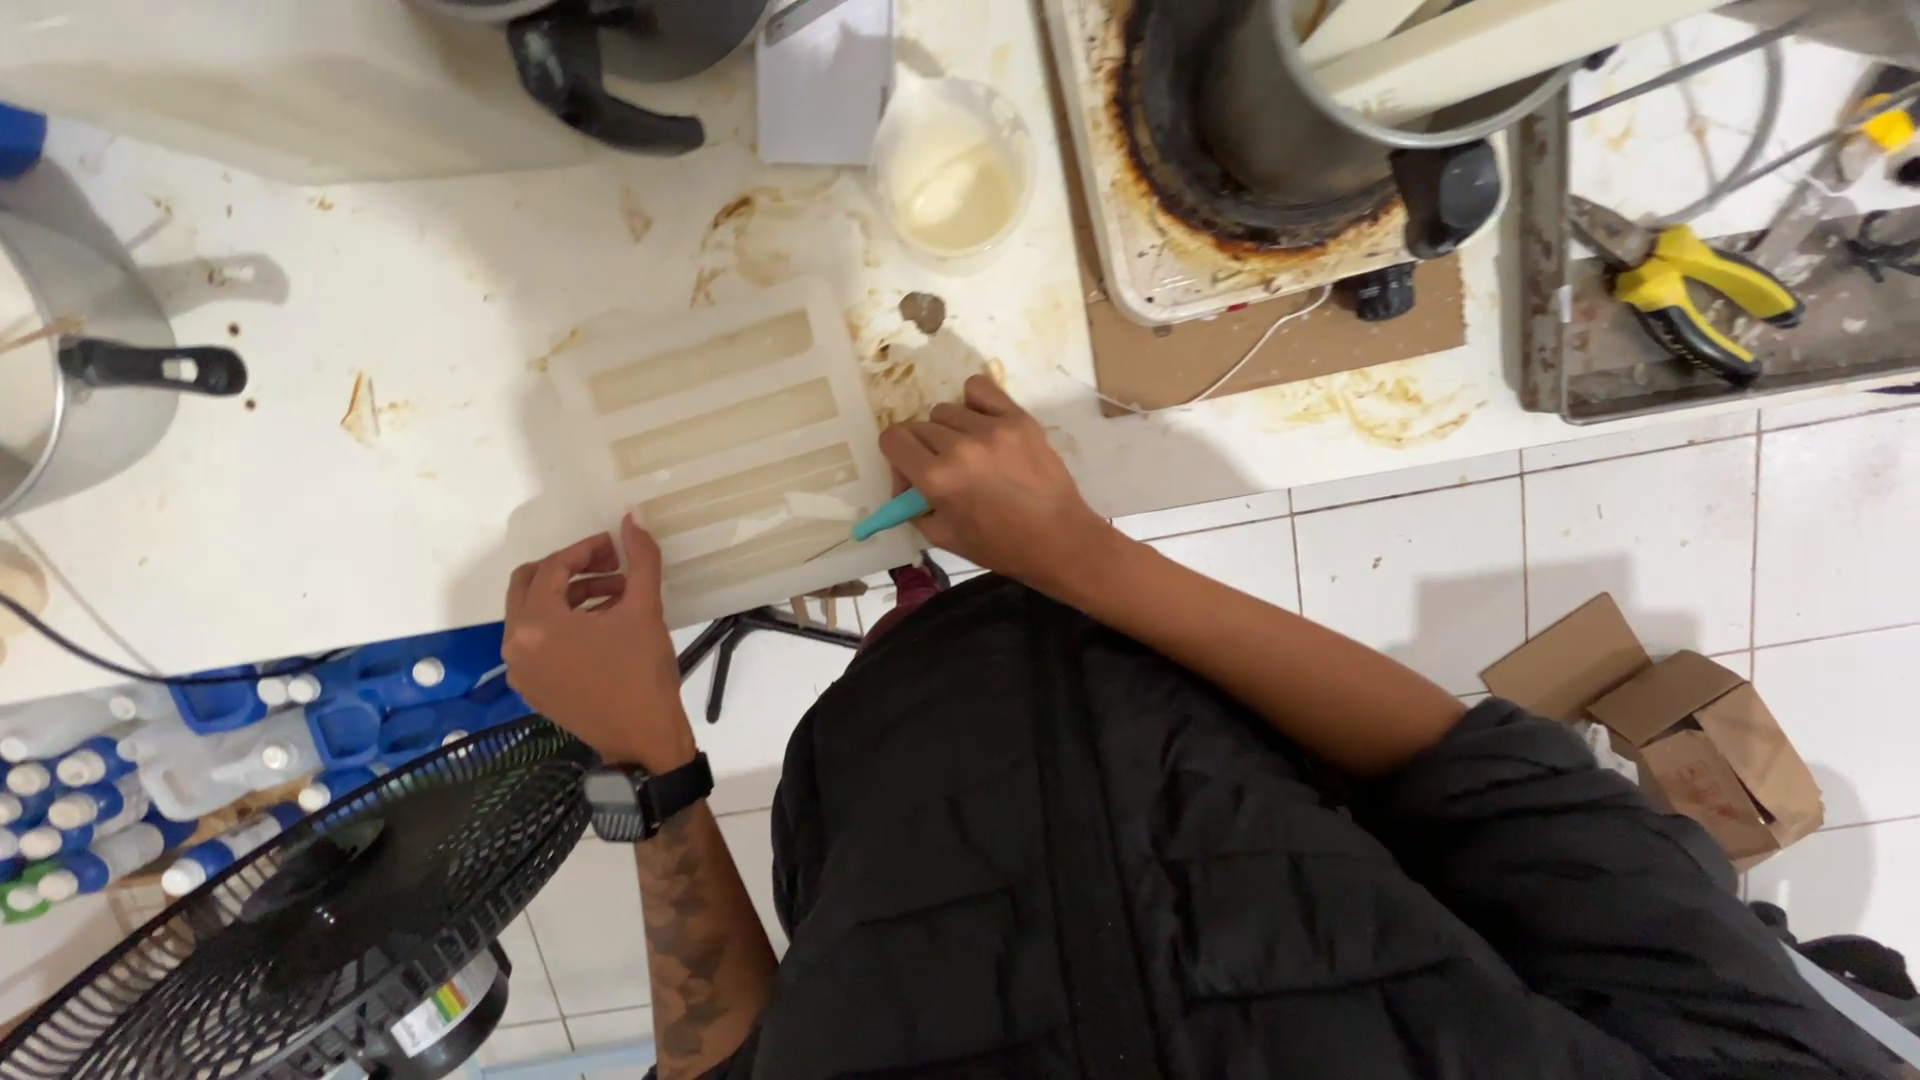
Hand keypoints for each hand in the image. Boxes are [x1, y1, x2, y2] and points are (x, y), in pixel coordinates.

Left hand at [503, 516, 695, 771]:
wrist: (642, 736)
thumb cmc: (642, 671)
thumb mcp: (646, 610)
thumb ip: (640, 559)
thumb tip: (633, 516)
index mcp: (537, 623)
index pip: (553, 568)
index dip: (586, 551)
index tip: (618, 549)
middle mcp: (515, 643)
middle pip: (530, 585)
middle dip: (571, 570)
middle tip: (611, 567)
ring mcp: (520, 668)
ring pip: (534, 614)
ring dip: (571, 597)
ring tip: (617, 597)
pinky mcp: (532, 687)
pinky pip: (538, 641)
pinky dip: (564, 625)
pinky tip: (604, 627)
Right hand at [878, 376, 1115, 591]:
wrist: (1059, 539)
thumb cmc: (1001, 546)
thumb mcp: (944, 537)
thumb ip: (913, 507)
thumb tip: (905, 484)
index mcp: (937, 479)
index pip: (892, 439)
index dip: (897, 458)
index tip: (913, 474)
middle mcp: (959, 447)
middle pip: (919, 427)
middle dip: (924, 450)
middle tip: (945, 472)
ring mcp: (991, 428)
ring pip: (947, 410)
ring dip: (950, 431)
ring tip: (972, 454)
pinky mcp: (1018, 418)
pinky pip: (979, 389)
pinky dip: (974, 403)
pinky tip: (983, 425)